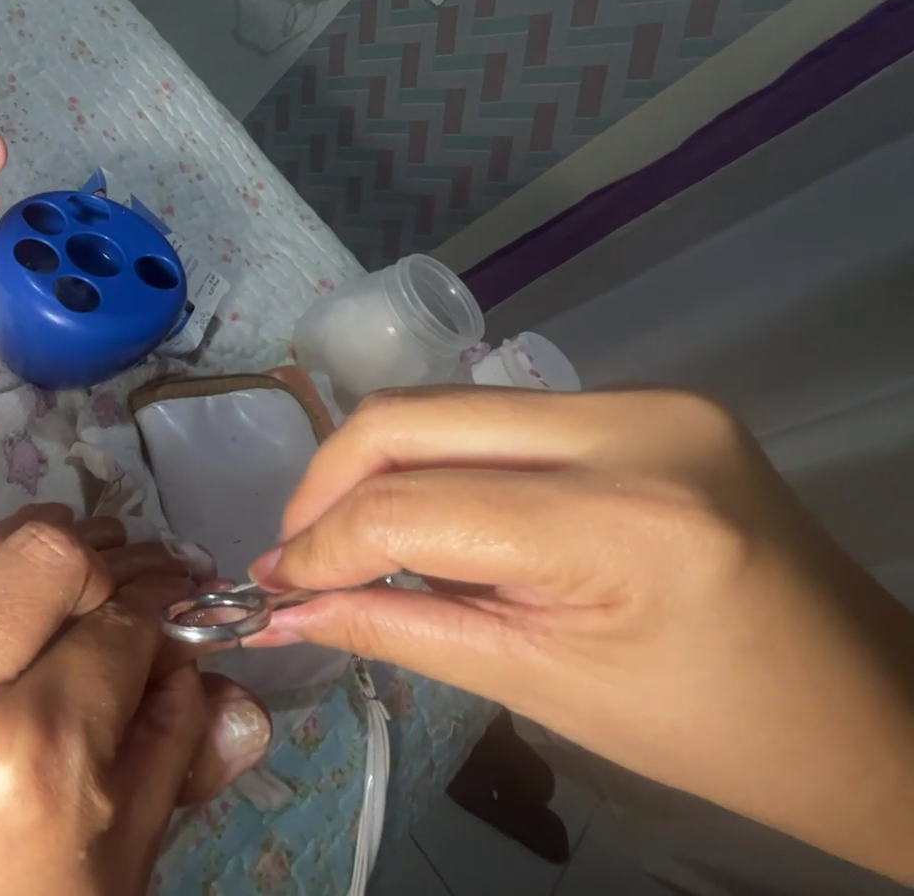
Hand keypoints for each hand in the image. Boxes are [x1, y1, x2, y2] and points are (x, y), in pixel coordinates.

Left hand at [0, 500, 269, 895]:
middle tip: (95, 612)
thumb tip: (216, 665)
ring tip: (9, 594)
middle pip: (42, 557)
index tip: (158, 620)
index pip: (120, 628)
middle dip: (92, 578)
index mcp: (30, 752)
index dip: (153, 619)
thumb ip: (178, 746)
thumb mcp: (121, 848)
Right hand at [250, 388, 913, 880]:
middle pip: (404, 420)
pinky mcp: (634, 398)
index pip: (406, 508)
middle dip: (323, 486)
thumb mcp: (534, 684)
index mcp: (619, 523)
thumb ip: (388, 629)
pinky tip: (415, 509)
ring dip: (365, 467)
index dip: (320, 546)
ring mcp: (638, 399)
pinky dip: (422, 458)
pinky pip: (480, 412)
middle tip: (297, 550)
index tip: (274, 583)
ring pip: (434, 405)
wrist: (878, 711)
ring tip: (345, 534)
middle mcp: (629, 428)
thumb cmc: (711, 728)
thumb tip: (276, 611)